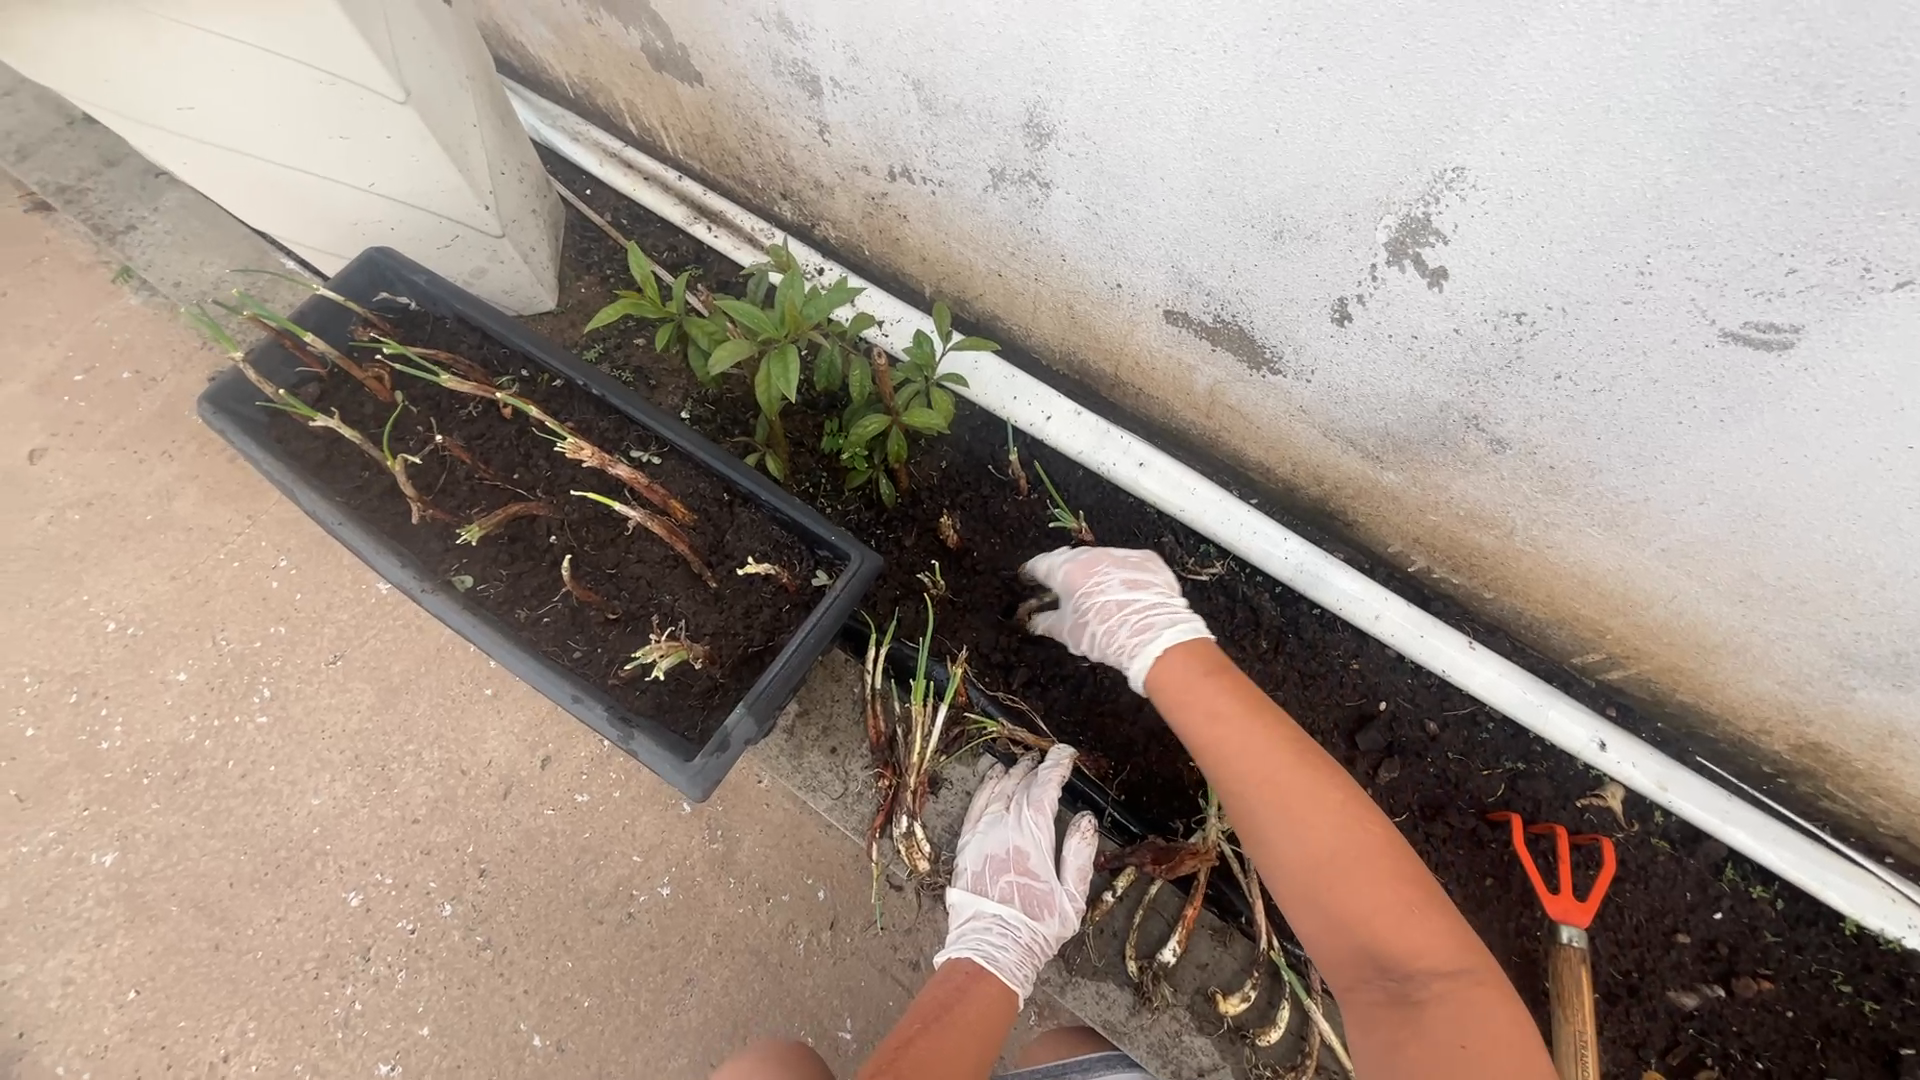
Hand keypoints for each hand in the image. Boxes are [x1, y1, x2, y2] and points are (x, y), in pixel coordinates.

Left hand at [933, 745, 1099, 1004]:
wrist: (991, 948)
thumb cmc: (1035, 928)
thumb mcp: (1071, 898)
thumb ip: (1079, 854)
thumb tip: (1085, 819)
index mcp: (1032, 837)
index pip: (1044, 788)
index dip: (1056, 767)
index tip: (1065, 754)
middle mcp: (1004, 827)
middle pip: (1021, 786)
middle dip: (1036, 769)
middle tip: (1047, 760)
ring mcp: (982, 833)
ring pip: (998, 790)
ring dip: (1013, 773)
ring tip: (1024, 763)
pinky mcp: (967, 843)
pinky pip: (977, 804)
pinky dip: (986, 786)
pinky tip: (994, 777)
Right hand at [1020, 547, 1213, 693]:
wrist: (1152, 635)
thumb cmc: (1103, 634)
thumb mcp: (1066, 632)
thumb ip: (1045, 622)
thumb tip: (1034, 620)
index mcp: (1066, 570)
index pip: (1040, 564)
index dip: (1032, 573)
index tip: (1031, 578)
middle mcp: (1092, 555)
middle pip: (1070, 559)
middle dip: (1066, 573)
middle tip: (1066, 590)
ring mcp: (1121, 554)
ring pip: (1101, 560)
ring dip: (1096, 573)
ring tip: (1100, 596)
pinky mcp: (1146, 559)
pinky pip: (1128, 564)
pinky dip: (1124, 575)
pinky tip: (1126, 593)